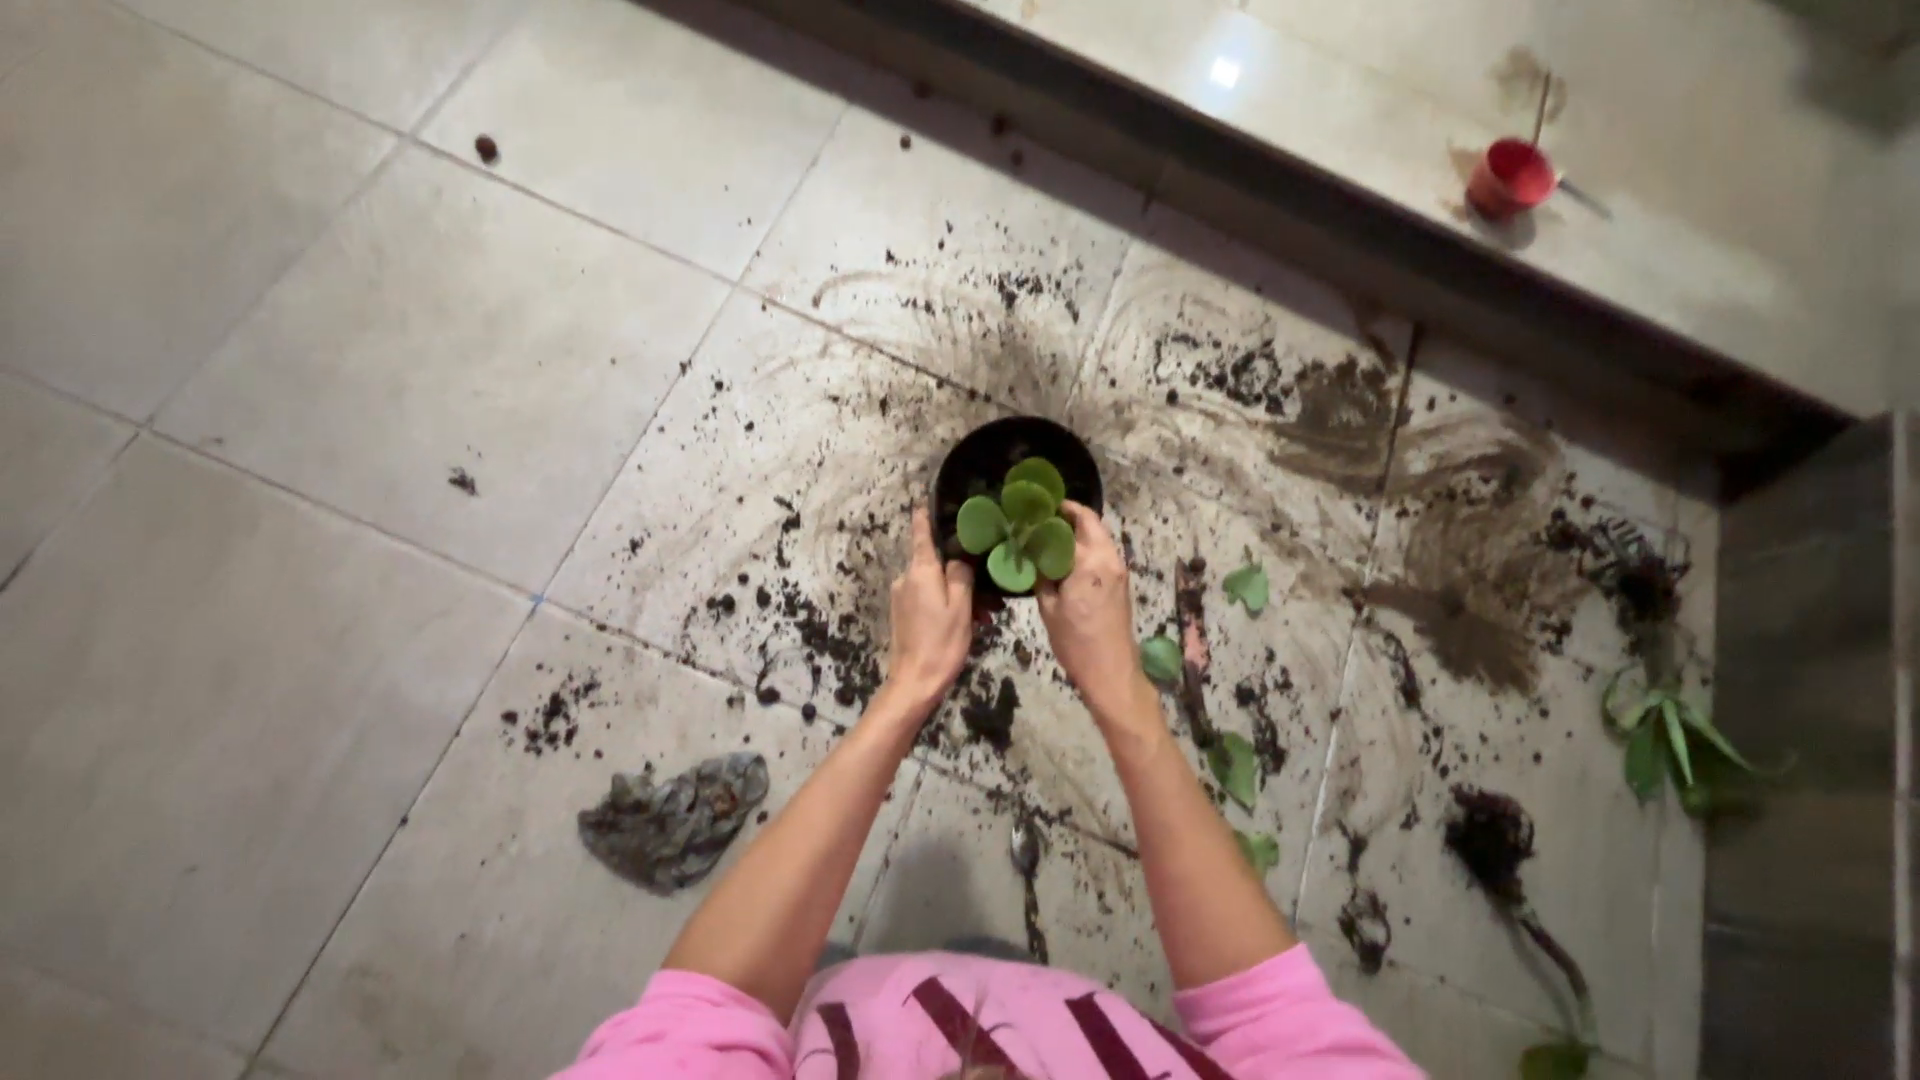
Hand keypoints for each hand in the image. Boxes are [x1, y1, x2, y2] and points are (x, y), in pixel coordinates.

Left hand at [880, 506, 974, 710]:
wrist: (914, 682)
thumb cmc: (941, 642)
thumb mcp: (960, 606)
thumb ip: (960, 576)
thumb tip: (958, 558)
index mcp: (920, 572)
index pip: (920, 533)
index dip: (924, 515)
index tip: (927, 498)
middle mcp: (906, 578)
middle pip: (935, 563)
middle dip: (961, 573)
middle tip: (989, 594)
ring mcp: (902, 597)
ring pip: (935, 584)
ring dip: (958, 595)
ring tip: (984, 616)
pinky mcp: (903, 614)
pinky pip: (928, 599)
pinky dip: (947, 606)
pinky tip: (968, 624)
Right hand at [1036, 501, 1159, 729]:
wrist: (1111, 670)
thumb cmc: (1075, 642)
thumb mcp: (1049, 609)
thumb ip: (1042, 577)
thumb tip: (1033, 557)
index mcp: (1089, 562)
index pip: (1069, 525)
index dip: (1049, 516)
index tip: (1031, 512)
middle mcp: (1108, 558)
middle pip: (1091, 522)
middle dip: (1069, 514)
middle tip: (1044, 516)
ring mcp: (1118, 569)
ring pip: (1099, 536)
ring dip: (1079, 530)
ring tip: (1051, 535)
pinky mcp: (1121, 582)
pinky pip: (1103, 552)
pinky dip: (1087, 546)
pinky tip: (1066, 557)